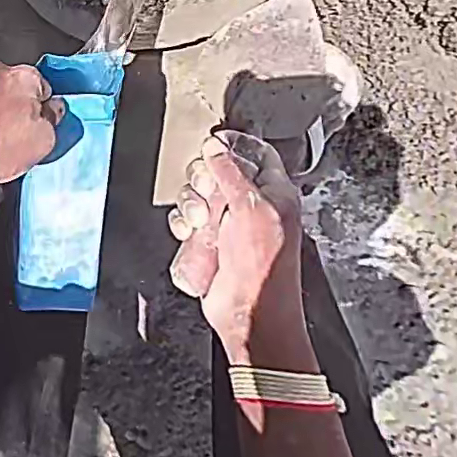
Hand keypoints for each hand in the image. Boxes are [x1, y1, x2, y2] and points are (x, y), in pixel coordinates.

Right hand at [168, 131, 311, 365]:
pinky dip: (183, 223)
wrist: (248, 315)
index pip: (257, 152)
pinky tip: (191, 234)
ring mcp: (227, 221)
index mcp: (274, 193)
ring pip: (196, 191)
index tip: (217, 141)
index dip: (236, 143)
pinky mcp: (207, 239)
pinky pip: (184, 216)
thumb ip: (231, 172)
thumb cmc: (264, 269)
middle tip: (209, 193)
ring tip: (201, 224)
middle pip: (217, 168)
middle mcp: (250, 203)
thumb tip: (215, 146)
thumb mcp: (251, 209)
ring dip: (192, 204)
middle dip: (205, 178)